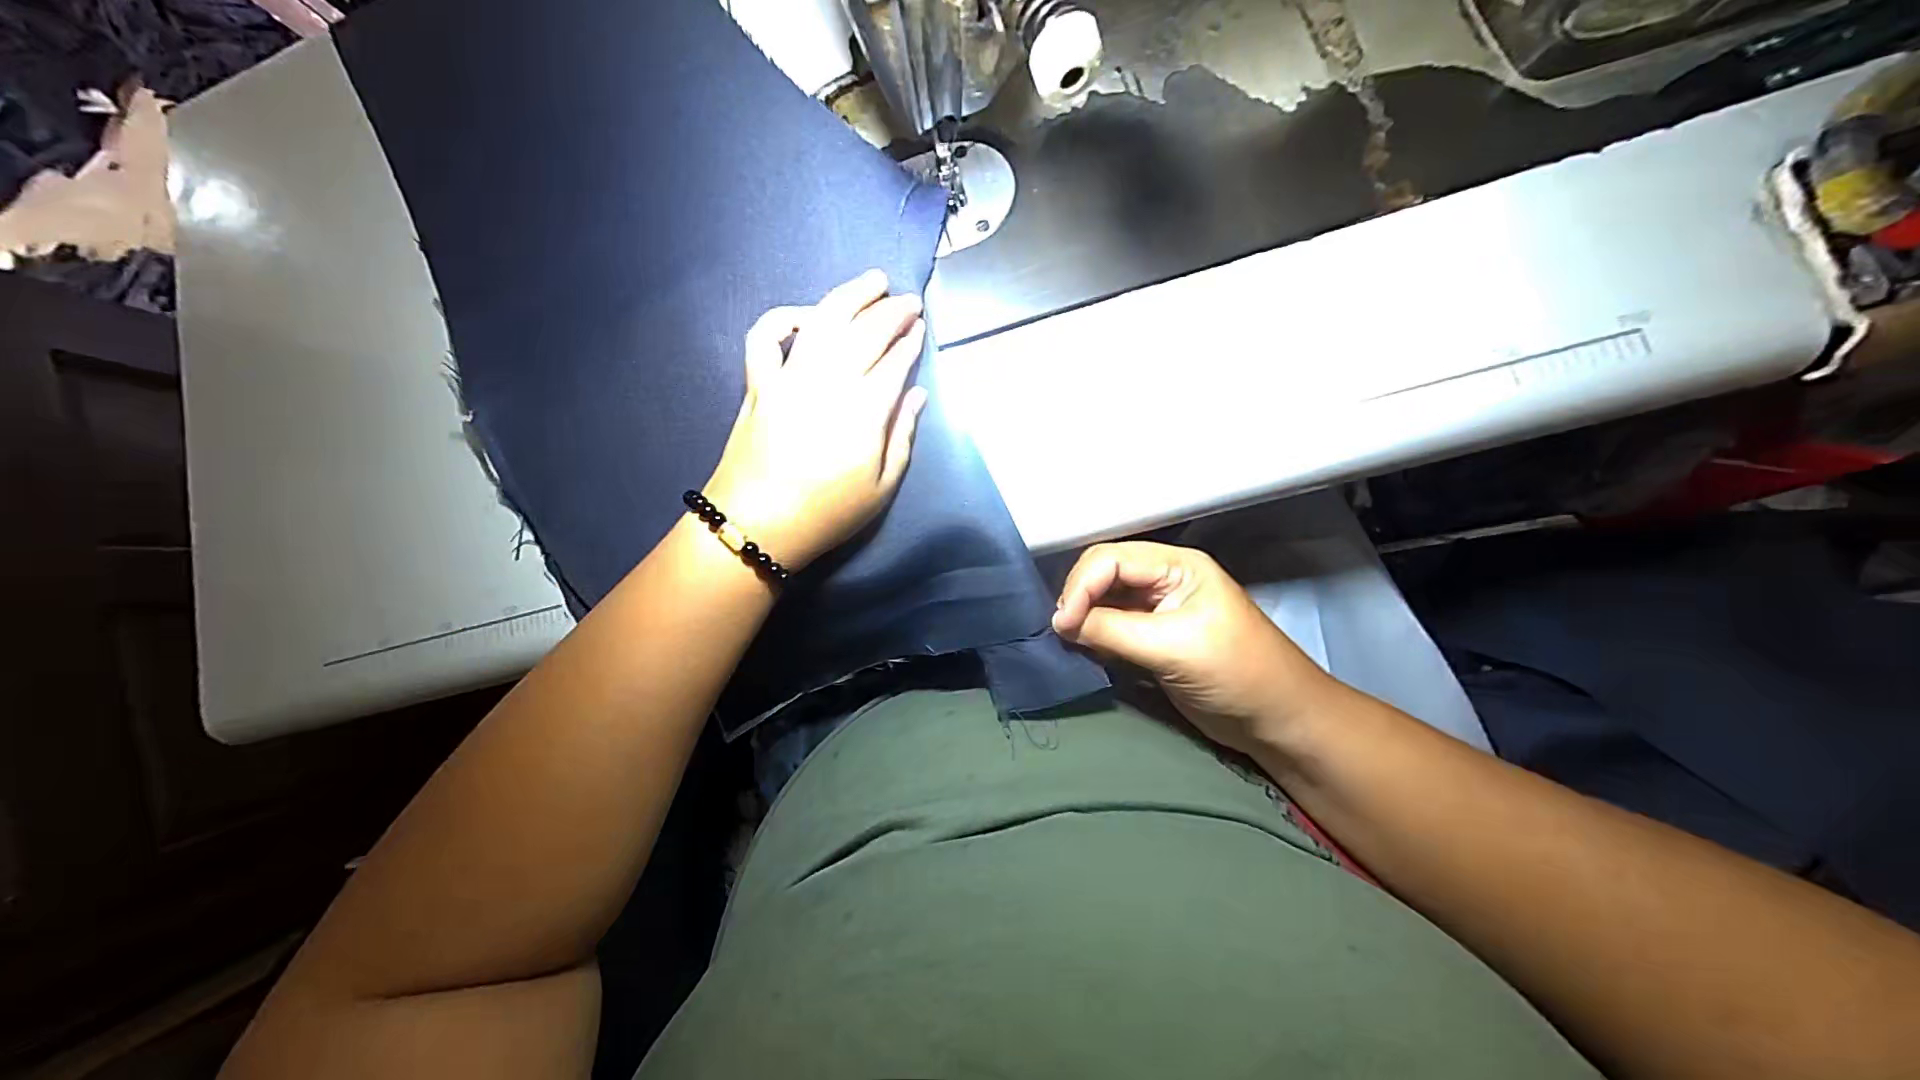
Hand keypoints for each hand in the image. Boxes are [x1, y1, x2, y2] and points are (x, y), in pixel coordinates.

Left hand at [701, 270, 928, 570]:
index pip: (895, 362)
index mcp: (865, 412)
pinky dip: (785, 317)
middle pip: (866, 332)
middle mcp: (829, 383)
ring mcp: (789, 377)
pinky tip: (808, 315)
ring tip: (873, 282)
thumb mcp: (881, 488)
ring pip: (823, 319)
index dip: (910, 342)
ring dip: (850, 295)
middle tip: (909, 302)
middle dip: (892, 312)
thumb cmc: (826, 513)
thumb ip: (902, 437)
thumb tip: (917, 395)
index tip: (921, 329)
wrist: (756, 524)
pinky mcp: (759, 382)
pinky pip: (766, 336)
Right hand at [1051, 542, 1340, 755]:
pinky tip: (1081, 649)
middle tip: (1060, 632)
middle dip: (1077, 598)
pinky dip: (1092, 636)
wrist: (1279, 722)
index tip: (1062, 623)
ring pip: (1103, 601)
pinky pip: (1111, 628)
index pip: (1110, 559)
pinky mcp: (1152, 640)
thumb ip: (1112, 630)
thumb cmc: (1238, 673)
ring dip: (1082, 618)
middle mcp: (1164, 580)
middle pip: (1103, 575)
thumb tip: (1058, 623)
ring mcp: (1157, 610)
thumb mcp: (1173, 646)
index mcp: (1177, 565)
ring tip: (1065, 641)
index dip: (1080, 586)